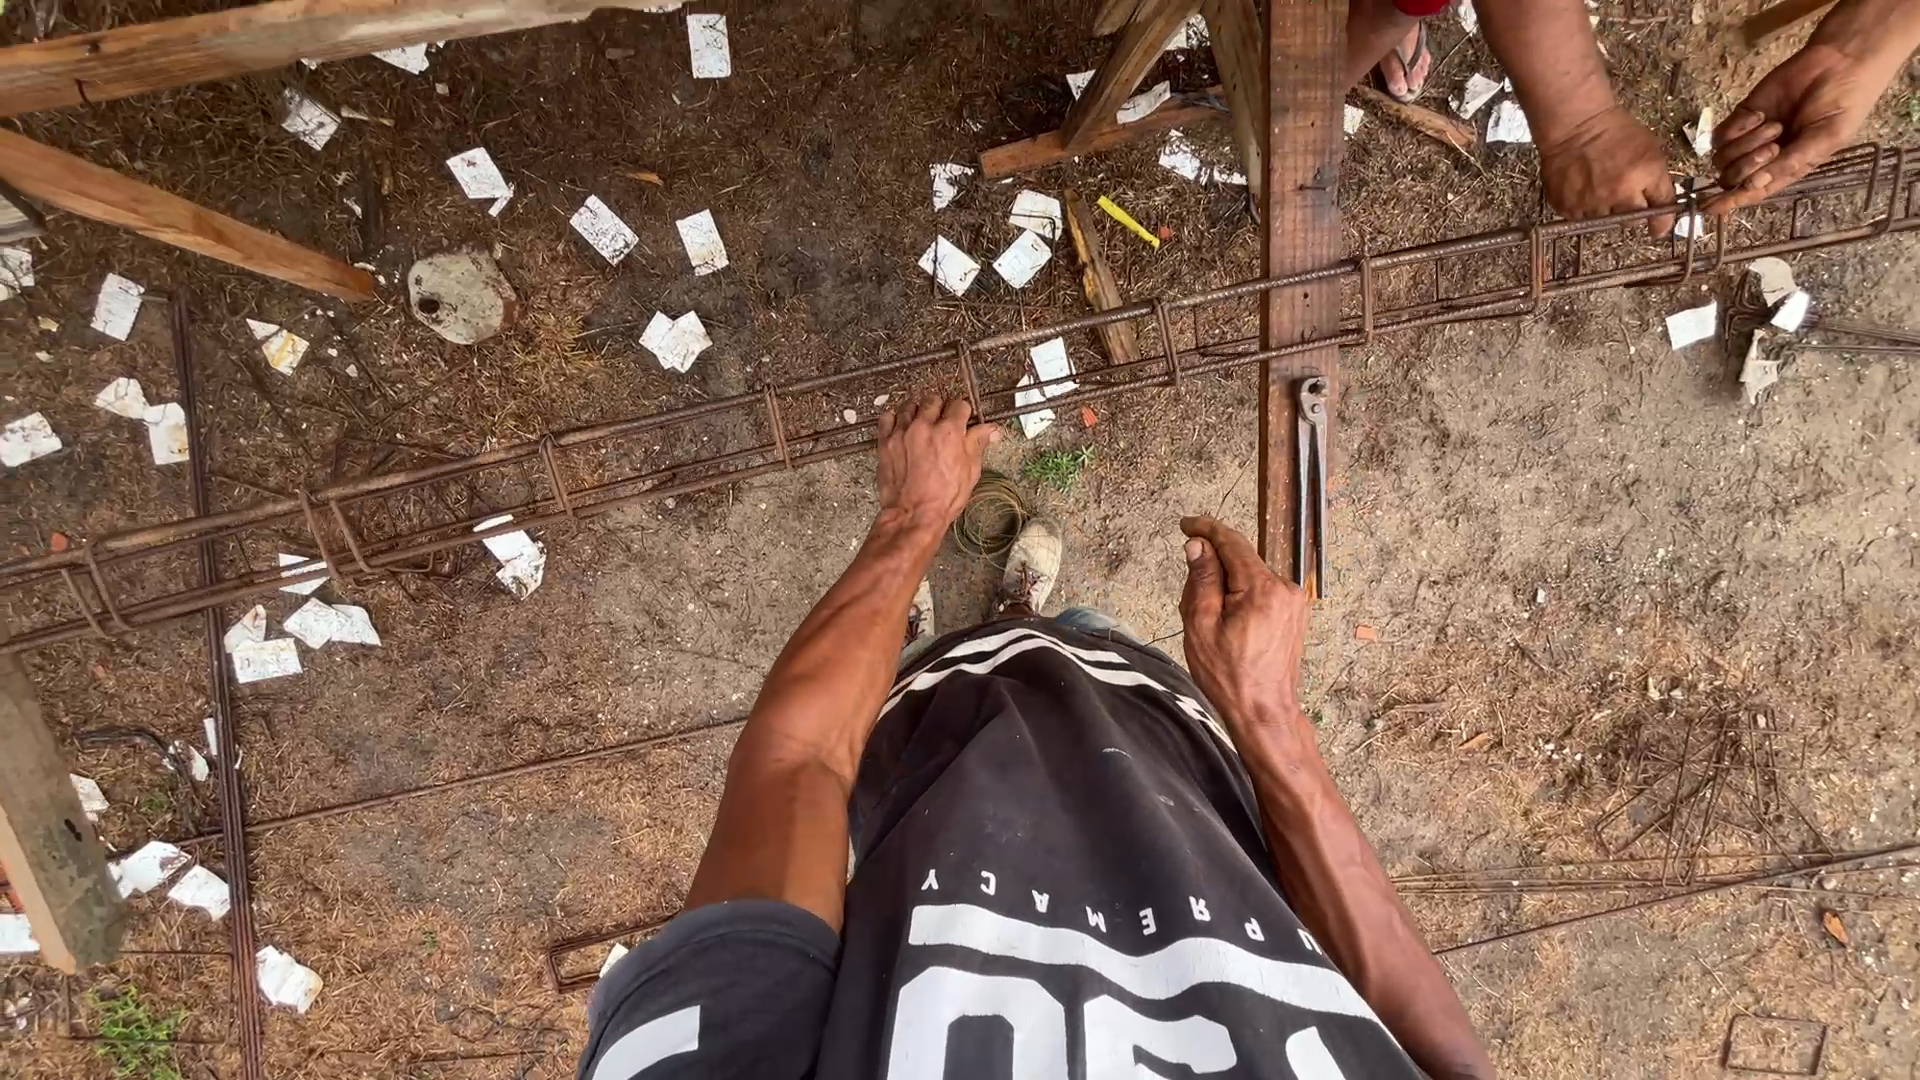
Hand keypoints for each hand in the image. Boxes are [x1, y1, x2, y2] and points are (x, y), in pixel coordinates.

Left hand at [873, 394, 998, 537]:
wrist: (913, 515)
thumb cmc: (943, 498)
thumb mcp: (970, 472)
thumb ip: (977, 444)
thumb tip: (991, 430)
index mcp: (949, 432)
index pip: (959, 405)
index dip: (962, 412)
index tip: (962, 419)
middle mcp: (925, 426)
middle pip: (933, 401)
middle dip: (940, 410)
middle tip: (942, 424)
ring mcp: (902, 432)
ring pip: (910, 406)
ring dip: (917, 412)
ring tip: (921, 425)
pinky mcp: (885, 442)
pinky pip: (887, 417)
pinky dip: (895, 419)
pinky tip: (901, 428)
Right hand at [1178, 516, 1310, 726]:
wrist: (1263, 710)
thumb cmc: (1229, 675)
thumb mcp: (1201, 624)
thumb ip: (1201, 579)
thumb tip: (1199, 546)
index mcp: (1262, 589)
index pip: (1232, 543)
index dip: (1206, 529)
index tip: (1185, 524)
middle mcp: (1285, 589)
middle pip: (1240, 560)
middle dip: (1211, 570)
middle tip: (1190, 603)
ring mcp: (1294, 602)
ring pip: (1248, 577)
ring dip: (1224, 587)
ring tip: (1209, 623)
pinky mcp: (1294, 613)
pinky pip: (1260, 591)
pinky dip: (1239, 597)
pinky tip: (1226, 625)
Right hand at [1538, 106, 1675, 234]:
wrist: (1576, 129)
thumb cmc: (1616, 133)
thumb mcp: (1649, 151)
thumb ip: (1655, 180)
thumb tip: (1657, 204)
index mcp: (1645, 176)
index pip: (1660, 210)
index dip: (1661, 222)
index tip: (1660, 228)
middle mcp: (1619, 194)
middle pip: (1631, 221)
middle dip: (1632, 213)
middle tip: (1625, 201)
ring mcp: (1591, 203)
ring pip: (1603, 221)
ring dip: (1605, 211)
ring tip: (1599, 191)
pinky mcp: (1567, 208)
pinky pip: (1579, 218)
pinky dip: (1584, 209)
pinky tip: (1583, 192)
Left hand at [1705, 44, 1886, 213]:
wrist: (1843, 60)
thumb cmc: (1845, 101)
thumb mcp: (1827, 137)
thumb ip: (1791, 162)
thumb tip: (1754, 185)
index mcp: (1785, 168)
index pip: (1749, 192)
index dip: (1728, 202)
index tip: (1709, 207)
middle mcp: (1762, 158)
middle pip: (1729, 178)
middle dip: (1745, 167)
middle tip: (1772, 147)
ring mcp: (1748, 139)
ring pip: (1721, 159)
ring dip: (1746, 144)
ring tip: (1774, 126)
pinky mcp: (1739, 120)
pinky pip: (1719, 136)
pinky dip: (1737, 127)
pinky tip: (1759, 115)